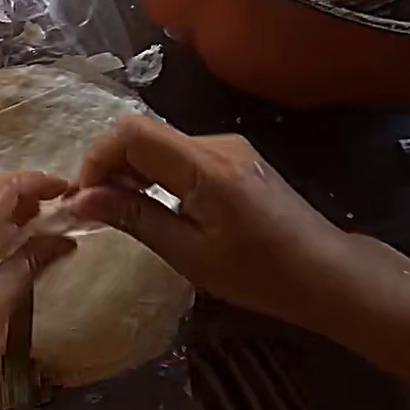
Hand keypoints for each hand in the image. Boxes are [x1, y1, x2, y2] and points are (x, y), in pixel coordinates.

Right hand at [68, 115, 409, 332]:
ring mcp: (227, 148)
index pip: (133, 134)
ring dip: (127, 171)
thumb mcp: (187, 253)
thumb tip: (80, 200)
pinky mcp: (231, 157)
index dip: (97, 158)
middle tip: (94, 207)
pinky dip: (149, 173)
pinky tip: (148, 203)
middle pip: (141, 133)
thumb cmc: (260, 274)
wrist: (329, 276)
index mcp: (208, 169)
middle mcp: (218, 145)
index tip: (84, 196)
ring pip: (156, 143)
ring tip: (116, 208)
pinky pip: (174, 154)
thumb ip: (133, 217)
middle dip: (108, 166)